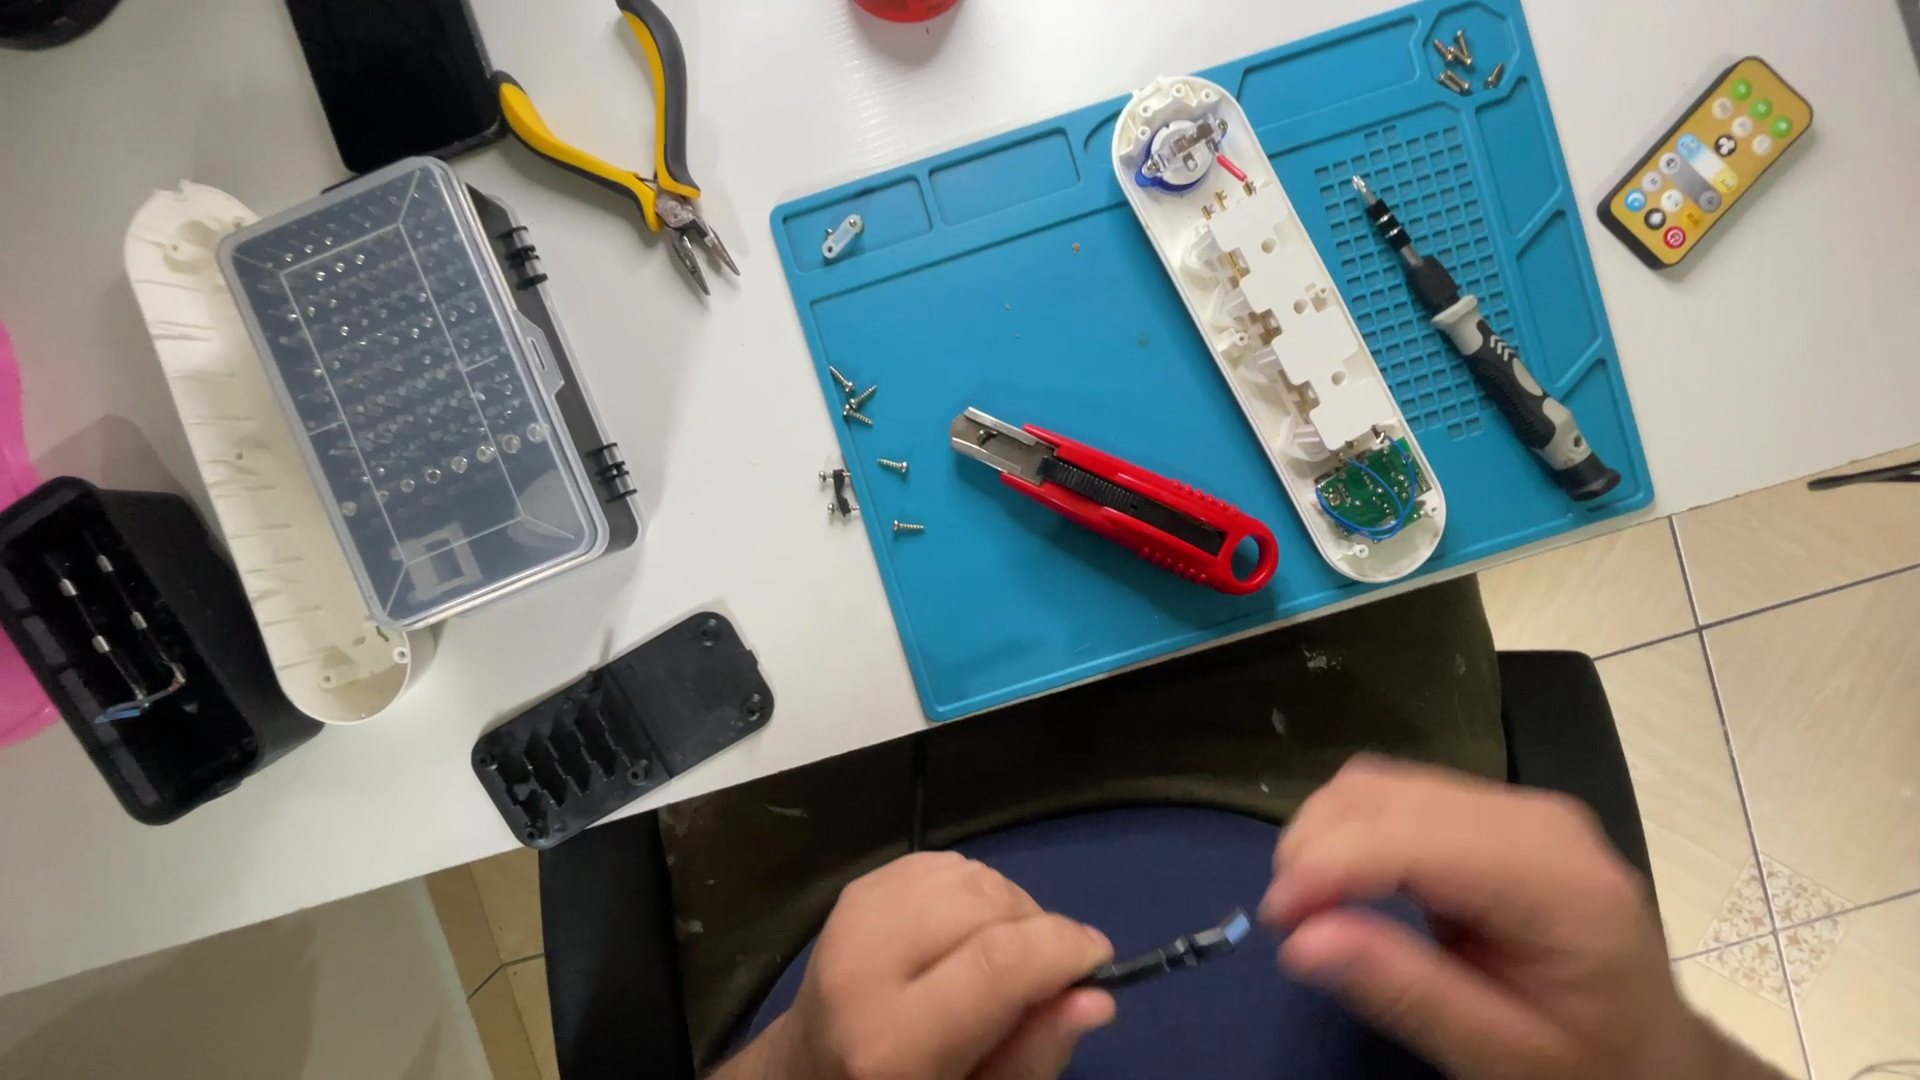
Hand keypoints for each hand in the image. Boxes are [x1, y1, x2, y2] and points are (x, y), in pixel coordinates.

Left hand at [720, 851, 1115, 1079]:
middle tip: (1046, 968)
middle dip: (1038, 925)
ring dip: (1007, 904)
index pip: (998, 962)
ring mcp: (855, 914)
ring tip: (1002, 950)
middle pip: (986, 902)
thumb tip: (1095, 995)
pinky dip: (973, 888)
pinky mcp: (857, 887)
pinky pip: (943, 862)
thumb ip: (1033, 1054)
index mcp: (892, 1040)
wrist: (809, 1072)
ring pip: (968, 872)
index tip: (1098, 958)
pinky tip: (965, 927)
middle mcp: (866, 962)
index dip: (1063, 947)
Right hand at [1260, 756, 1780, 1079]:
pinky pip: (1388, 790)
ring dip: (1321, 832)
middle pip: (1382, 797)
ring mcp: (1511, 802)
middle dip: (1313, 847)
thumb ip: (1406, 995)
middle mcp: (1534, 818)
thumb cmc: (1591, 1067)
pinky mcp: (1486, 803)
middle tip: (1287, 917)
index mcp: (1559, 884)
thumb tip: (1299, 941)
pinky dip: (1345, 825)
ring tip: (1308, 897)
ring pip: (1374, 783)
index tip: (1277, 920)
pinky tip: (1341, 872)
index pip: (1411, 842)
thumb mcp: (1506, 1060)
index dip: (1328, 867)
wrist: (1659, 1055)